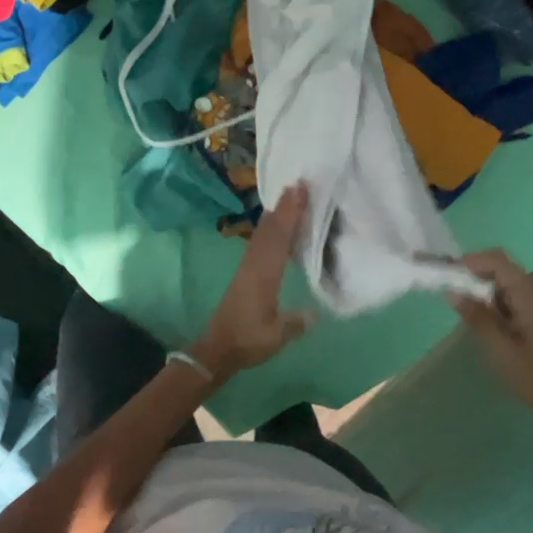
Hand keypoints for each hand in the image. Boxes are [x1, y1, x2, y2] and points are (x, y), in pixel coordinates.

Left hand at [191, 183, 314, 378]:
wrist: (217, 349)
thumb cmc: (247, 341)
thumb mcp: (275, 336)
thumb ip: (295, 323)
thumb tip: (315, 312)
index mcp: (264, 275)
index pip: (279, 239)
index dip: (290, 215)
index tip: (299, 192)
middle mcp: (254, 265)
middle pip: (270, 230)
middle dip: (284, 207)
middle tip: (298, 184)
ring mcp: (247, 268)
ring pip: (263, 235)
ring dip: (276, 215)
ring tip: (288, 197)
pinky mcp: (244, 274)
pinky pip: (259, 244)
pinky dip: (269, 230)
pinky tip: (275, 226)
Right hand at [450, 250, 532, 415]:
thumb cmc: (531, 376)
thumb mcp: (499, 348)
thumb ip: (477, 317)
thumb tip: (453, 292)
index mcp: (529, 297)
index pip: (499, 263)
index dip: (472, 261)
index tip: (446, 271)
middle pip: (501, 267)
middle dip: (473, 270)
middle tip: (447, 282)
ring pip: (503, 281)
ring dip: (480, 285)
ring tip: (456, 297)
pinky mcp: (532, 315)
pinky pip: (507, 296)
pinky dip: (489, 298)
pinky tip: (475, 313)